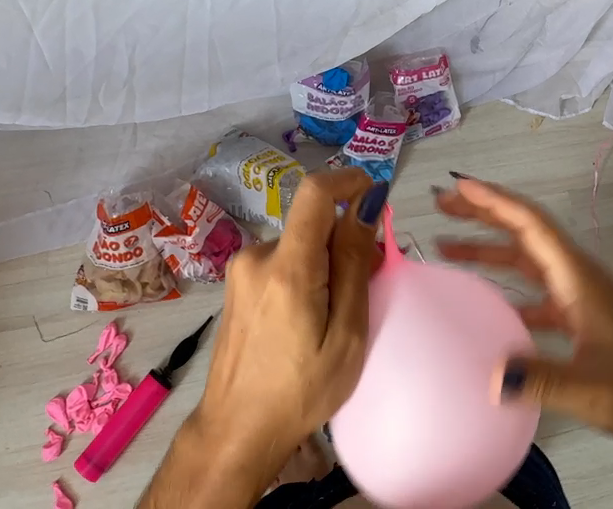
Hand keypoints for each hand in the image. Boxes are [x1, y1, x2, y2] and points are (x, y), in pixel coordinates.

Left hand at [143, 170, 388, 507]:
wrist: (236, 432)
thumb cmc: (300, 391)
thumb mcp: (346, 333)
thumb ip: (355, 263)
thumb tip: (367, 204)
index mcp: (287, 268)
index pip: (315, 192)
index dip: (349, 181)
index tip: (376, 197)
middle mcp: (258, 256)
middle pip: (313, 222)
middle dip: (347, 238)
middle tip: (371, 280)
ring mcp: (243, 269)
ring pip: (300, 242)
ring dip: (327, 259)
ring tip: (340, 310)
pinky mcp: (238, 283)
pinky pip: (283, 259)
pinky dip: (307, 272)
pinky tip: (312, 314)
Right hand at [434, 177, 612, 441]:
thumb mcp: (592, 388)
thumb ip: (543, 381)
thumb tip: (490, 377)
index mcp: (576, 277)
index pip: (531, 223)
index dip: (495, 201)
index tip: (460, 186)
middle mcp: (574, 275)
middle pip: (523, 230)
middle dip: (483, 212)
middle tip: (441, 203)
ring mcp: (576, 294)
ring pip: (525, 258)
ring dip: (488, 248)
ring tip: (445, 245)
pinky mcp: (578, 315)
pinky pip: (533, 289)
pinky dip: (505, 286)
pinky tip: (483, 301)